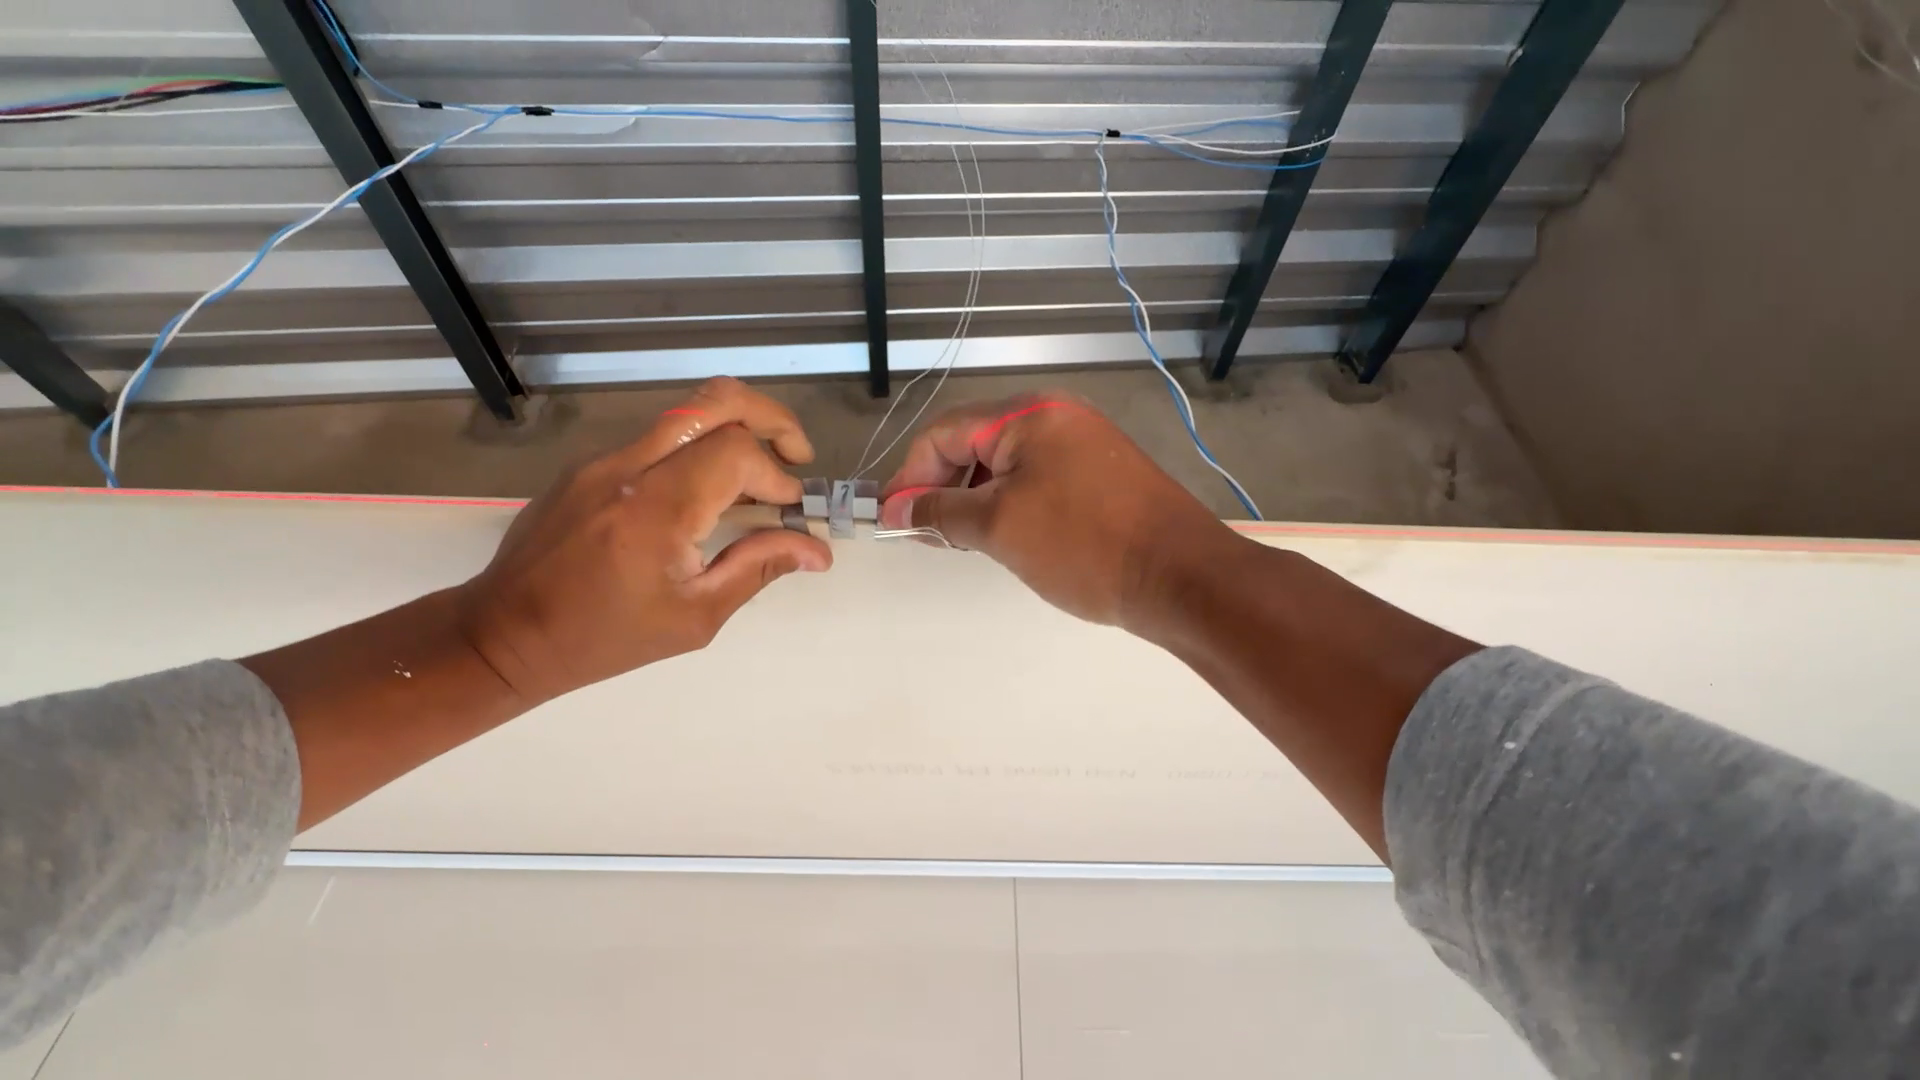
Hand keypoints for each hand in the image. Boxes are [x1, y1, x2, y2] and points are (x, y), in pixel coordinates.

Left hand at [457, 378, 831, 706]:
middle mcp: (628, 468)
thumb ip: (758, 568)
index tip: (789, 512)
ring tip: (760, 475)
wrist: (503, 633)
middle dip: (772, 417)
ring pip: (687, 411)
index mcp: (656, 511)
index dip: (777, 477)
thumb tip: (818, 550)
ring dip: (737, 429)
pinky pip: (659, 437)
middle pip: (716, 401)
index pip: (737, 453)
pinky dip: (701, 448)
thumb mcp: (695, 617)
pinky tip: (710, 493)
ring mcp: (604, 459)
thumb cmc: (605, 638)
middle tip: (797, 455)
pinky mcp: (590, 464)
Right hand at [877, 393, 1241, 631]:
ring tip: (963, 541)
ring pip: (1006, 465)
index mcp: (1031, 414)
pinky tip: (1004, 538)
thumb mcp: (1000, 527)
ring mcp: (1084, 445)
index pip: (946, 432)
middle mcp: (1057, 417)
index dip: (911, 475)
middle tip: (926, 533)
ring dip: (975, 499)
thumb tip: (897, 508)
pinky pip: (1037, 481)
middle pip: (976, 444)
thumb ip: (941, 512)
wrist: (1183, 579)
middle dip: (942, 487)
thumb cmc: (1085, 546)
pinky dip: (1009, 505)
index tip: (892, 518)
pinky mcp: (1101, 477)